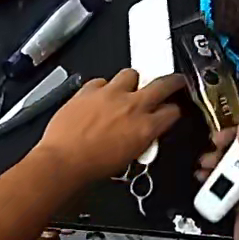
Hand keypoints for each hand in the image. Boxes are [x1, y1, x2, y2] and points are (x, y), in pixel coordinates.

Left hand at [31, 69, 183, 186]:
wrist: (64, 161)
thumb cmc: (92, 165)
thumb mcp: (128, 158)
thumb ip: (141, 139)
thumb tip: (144, 134)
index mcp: (146, 127)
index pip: (171, 111)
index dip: (172, 111)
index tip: (169, 110)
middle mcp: (132, 106)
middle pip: (163, 84)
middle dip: (173, 81)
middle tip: (174, 81)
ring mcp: (110, 94)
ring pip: (131, 74)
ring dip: (132, 81)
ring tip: (128, 88)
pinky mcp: (89, 90)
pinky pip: (101, 81)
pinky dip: (102, 87)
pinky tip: (99, 96)